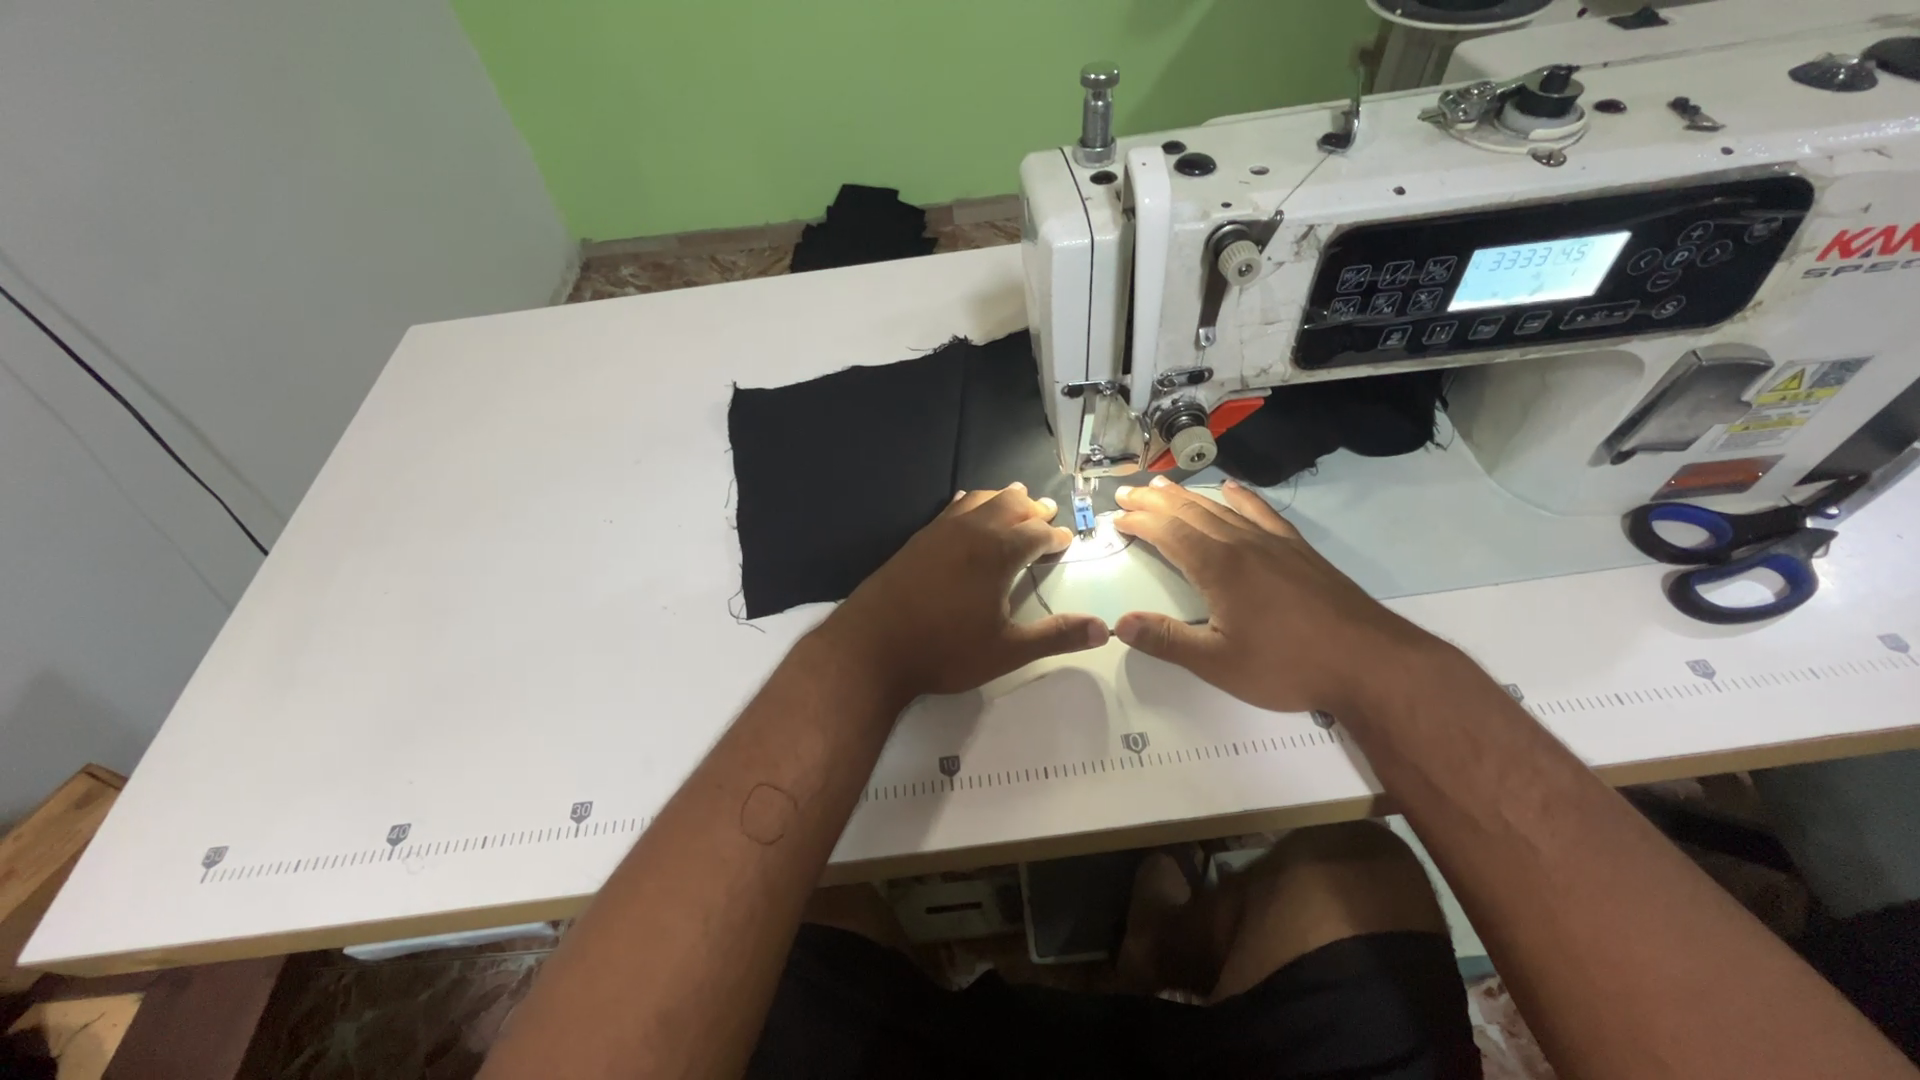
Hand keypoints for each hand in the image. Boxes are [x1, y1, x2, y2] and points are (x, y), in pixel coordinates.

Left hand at [819, 484, 1109, 700]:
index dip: (1056, 538)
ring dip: (1002, 499)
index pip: (1037, 534)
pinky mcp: (916, 540)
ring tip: (1016, 498)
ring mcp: (939, 532)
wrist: (871, 648)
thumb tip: (1104, 629)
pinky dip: (970, 504)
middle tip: (1047, 512)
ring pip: (979, 501)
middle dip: (1032, 509)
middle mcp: (971, 532)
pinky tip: (966, 509)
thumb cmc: (944, 651)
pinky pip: (951, 509)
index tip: (1067, 542)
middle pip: (1010, 506)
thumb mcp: (1007, 651)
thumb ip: (1056, 637)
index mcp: (998, 554)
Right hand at [1111, 477, 1441, 714]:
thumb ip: (1167, 641)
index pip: (1169, 534)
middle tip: (1127, 492)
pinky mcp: (1299, 551)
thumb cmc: (1289, 666)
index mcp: (1219, 568)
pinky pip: (1262, 513)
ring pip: (1222, 509)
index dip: (1140, 522)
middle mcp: (1243, 545)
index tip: (1116, 518)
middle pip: (1190, 513)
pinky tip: (1233, 489)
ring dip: (1189, 497)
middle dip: (1155, 501)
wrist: (1369, 662)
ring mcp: (1274, 544)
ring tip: (1164, 486)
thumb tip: (1119, 623)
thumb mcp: (1218, 663)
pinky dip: (1242, 498)